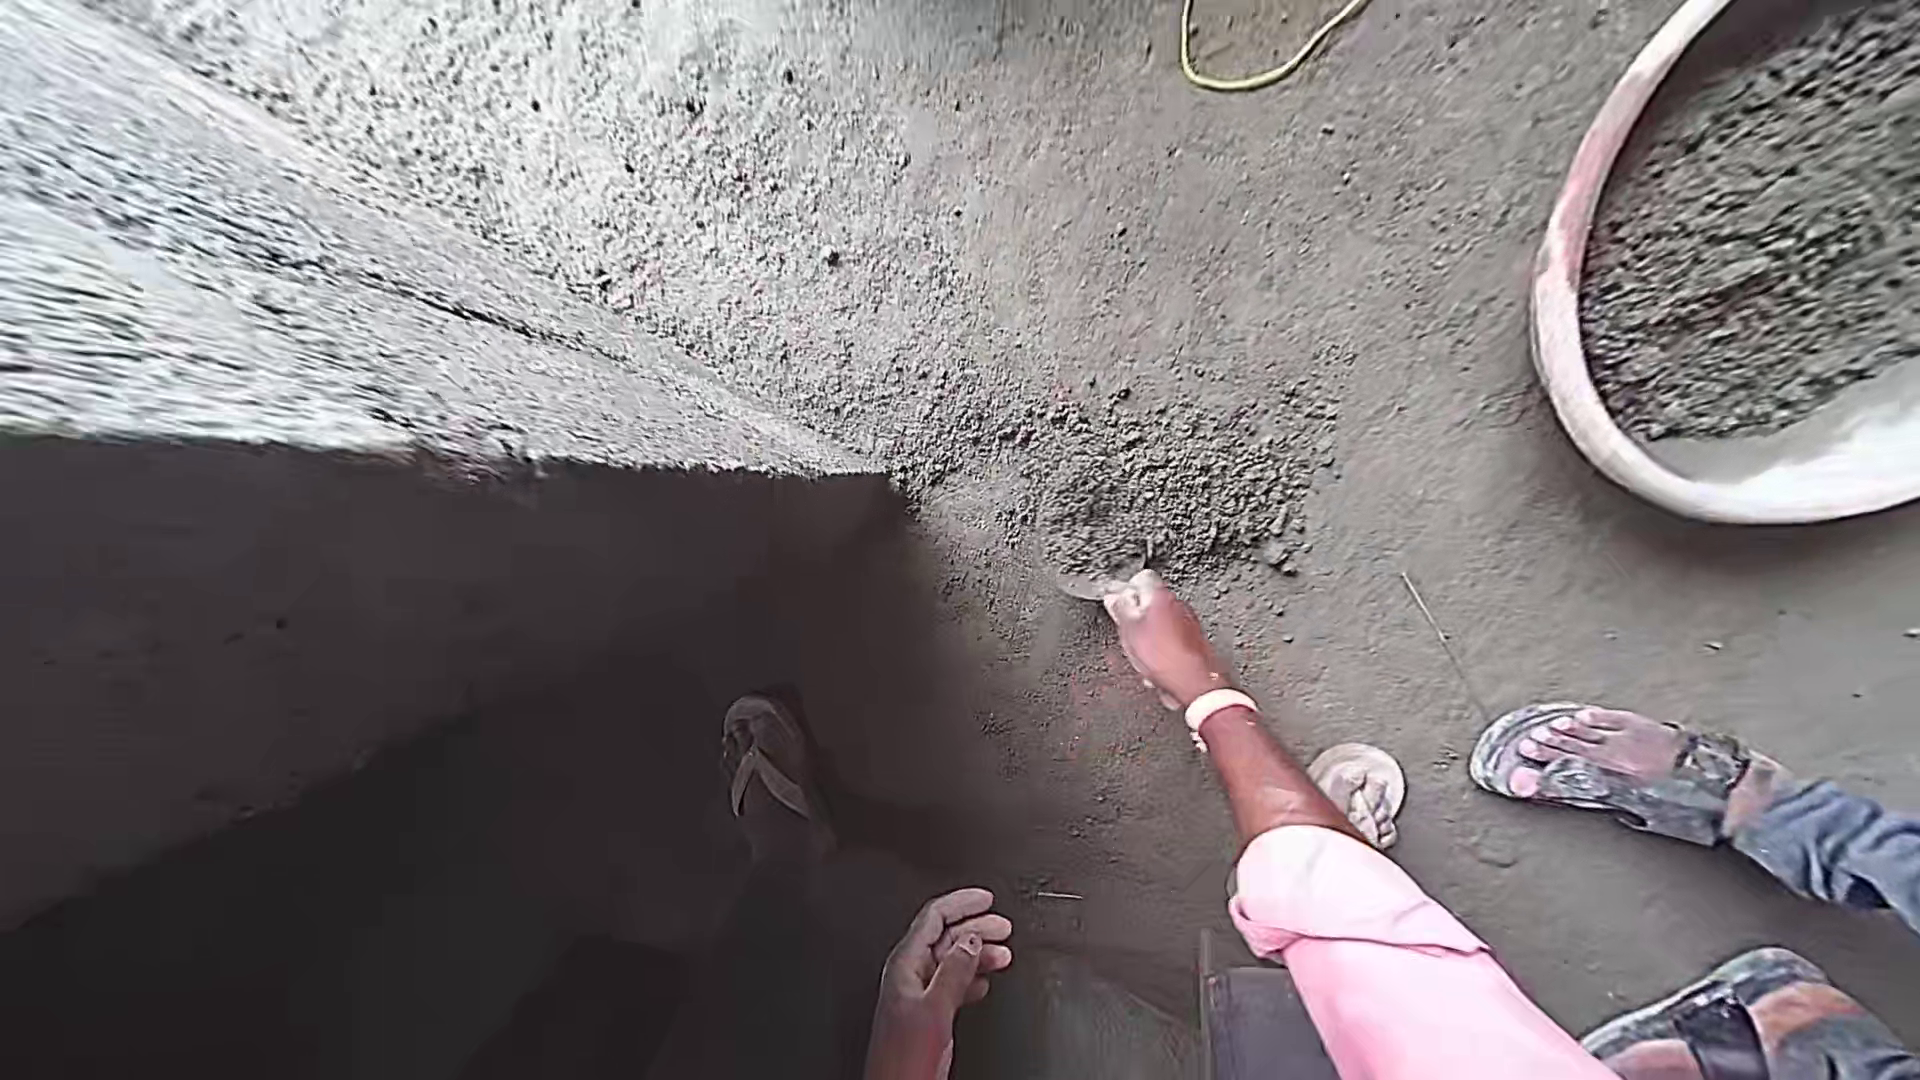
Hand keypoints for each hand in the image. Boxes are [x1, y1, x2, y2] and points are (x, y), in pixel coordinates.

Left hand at [864, 888, 1013, 1079]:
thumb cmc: (902, 1061)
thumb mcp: (934, 1009)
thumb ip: (954, 971)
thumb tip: (971, 939)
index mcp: (906, 963)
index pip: (935, 916)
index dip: (961, 903)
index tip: (985, 898)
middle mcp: (911, 974)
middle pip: (946, 936)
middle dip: (976, 926)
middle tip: (1002, 925)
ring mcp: (918, 994)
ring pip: (952, 960)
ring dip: (979, 953)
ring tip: (1003, 952)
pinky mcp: (927, 1015)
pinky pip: (953, 984)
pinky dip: (972, 977)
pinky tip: (984, 981)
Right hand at [1101, 569, 1232, 708]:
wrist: (1194, 684)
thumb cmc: (1165, 657)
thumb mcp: (1129, 630)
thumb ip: (1120, 609)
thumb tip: (1113, 597)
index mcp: (1161, 596)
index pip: (1141, 579)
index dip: (1125, 591)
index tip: (1117, 603)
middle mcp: (1178, 605)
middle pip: (1150, 604)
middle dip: (1137, 619)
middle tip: (1128, 634)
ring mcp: (1188, 623)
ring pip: (1160, 624)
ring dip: (1149, 638)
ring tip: (1142, 656)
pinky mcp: (1194, 642)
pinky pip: (1170, 642)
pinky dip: (1161, 652)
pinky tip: (1155, 667)